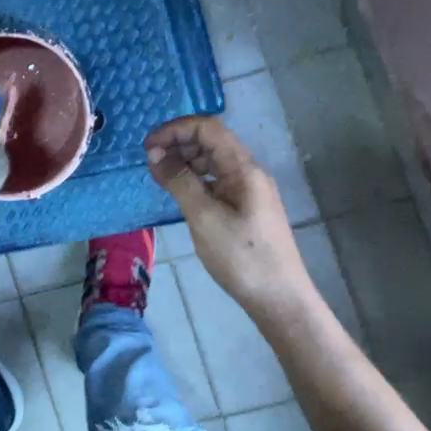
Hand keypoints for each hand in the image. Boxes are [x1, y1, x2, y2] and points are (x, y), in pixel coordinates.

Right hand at [146, 115, 318, 320]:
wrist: (281, 302)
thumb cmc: (242, 257)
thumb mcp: (203, 217)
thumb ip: (179, 180)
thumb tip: (155, 153)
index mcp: (243, 168)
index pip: (207, 128)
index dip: (175, 130)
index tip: (148, 147)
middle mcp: (249, 172)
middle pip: (211, 141)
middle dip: (178, 144)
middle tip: (151, 164)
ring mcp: (250, 190)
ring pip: (214, 160)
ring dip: (186, 161)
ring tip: (162, 178)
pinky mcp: (248, 207)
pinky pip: (218, 179)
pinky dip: (196, 179)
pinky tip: (182, 194)